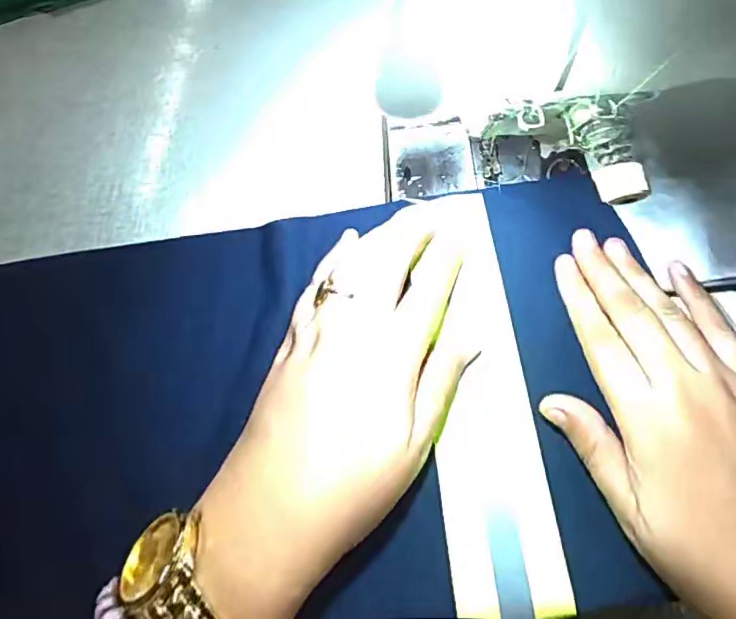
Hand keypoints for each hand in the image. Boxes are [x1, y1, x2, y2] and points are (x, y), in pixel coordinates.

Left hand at [192, 203, 475, 618]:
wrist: (262, 523)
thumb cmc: (352, 489)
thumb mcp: (414, 446)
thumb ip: (442, 381)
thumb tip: (473, 336)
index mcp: (392, 356)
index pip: (427, 290)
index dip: (447, 259)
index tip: (461, 235)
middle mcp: (353, 332)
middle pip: (386, 264)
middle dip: (412, 231)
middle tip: (433, 211)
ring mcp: (316, 334)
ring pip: (349, 268)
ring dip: (378, 236)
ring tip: (400, 220)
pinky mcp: (289, 345)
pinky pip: (314, 289)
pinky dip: (332, 260)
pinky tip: (344, 245)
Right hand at [541, 231, 735, 618]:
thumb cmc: (702, 550)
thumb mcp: (633, 511)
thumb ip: (594, 447)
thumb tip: (552, 402)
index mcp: (646, 416)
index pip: (602, 342)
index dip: (580, 300)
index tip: (565, 267)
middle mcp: (682, 383)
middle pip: (634, 315)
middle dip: (604, 272)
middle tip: (584, 240)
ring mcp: (720, 377)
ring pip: (671, 312)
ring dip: (641, 275)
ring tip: (617, 246)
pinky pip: (719, 326)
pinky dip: (697, 295)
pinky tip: (679, 272)